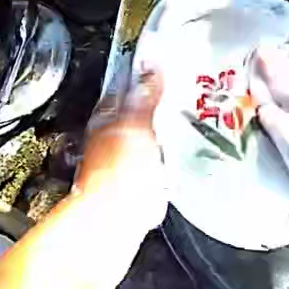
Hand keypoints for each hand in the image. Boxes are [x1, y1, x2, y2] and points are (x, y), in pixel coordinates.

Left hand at [70, 68, 166, 236]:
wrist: (114, 221)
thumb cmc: (119, 173)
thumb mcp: (138, 124)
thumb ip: (145, 96)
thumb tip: (151, 67)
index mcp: (106, 119)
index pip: (123, 87)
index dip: (141, 76)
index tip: (160, 67)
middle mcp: (108, 140)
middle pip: (132, 114)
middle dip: (153, 105)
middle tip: (177, 93)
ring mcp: (120, 164)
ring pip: (142, 139)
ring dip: (159, 132)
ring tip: (183, 123)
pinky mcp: (133, 186)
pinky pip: (152, 164)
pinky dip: (163, 159)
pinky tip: (176, 159)